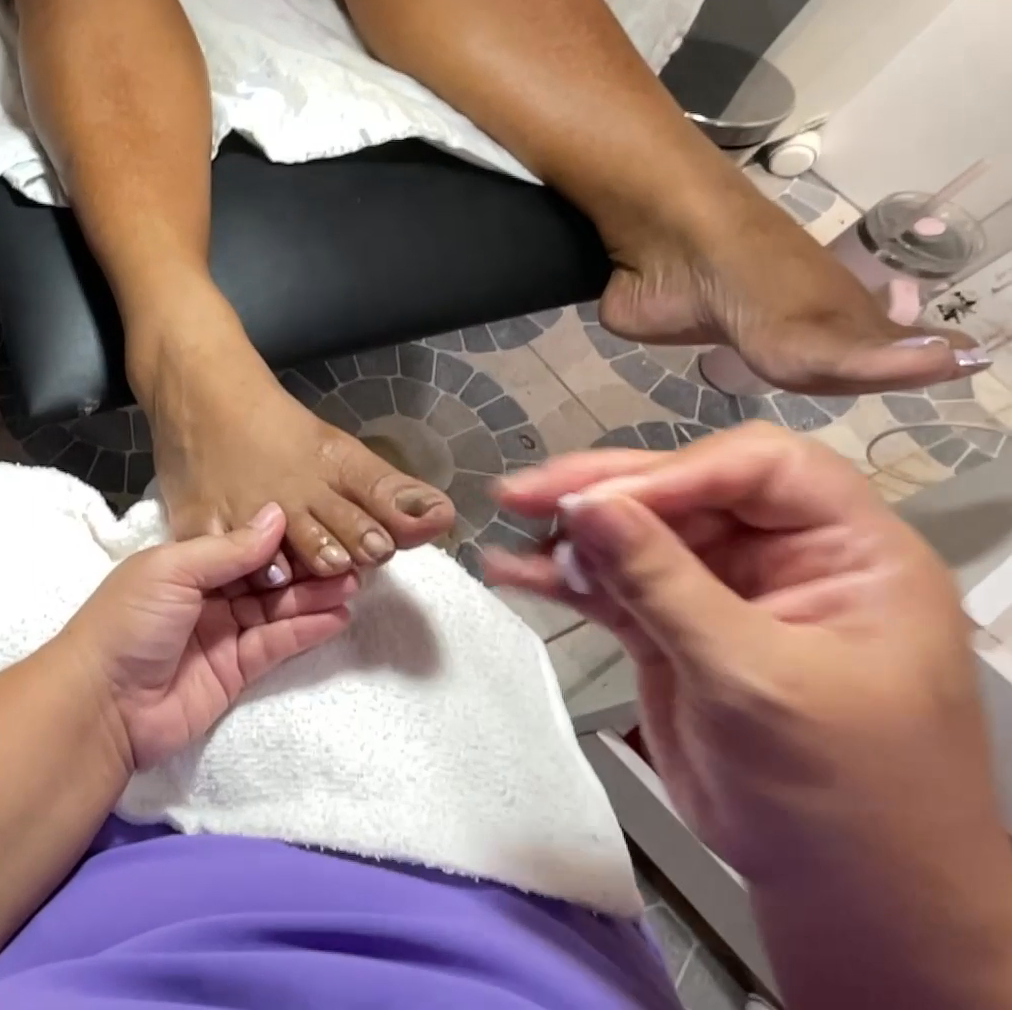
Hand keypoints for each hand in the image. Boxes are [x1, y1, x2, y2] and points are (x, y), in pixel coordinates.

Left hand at [50, 503, 356, 770]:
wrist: (104, 702)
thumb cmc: (129, 621)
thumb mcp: (171, 569)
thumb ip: (227, 548)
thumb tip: (275, 514)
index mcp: (181, 564)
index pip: (238, 545)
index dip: (278, 538)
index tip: (321, 524)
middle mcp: (202, 596)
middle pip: (262, 577)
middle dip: (303, 567)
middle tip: (351, 557)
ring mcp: (219, 635)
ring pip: (274, 610)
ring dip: (312, 597)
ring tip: (355, 583)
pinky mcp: (233, 672)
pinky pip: (274, 645)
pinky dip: (304, 631)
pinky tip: (337, 616)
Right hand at [485, 422, 995, 880]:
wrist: (839, 885)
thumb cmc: (839, 785)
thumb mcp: (751, 674)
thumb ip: (662, 582)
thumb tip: (585, 505)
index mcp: (847, 553)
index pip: (757, 470)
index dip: (673, 473)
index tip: (594, 502)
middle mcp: (783, 559)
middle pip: (682, 493)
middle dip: (600, 492)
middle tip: (520, 494)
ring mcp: (720, 595)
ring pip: (635, 537)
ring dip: (571, 535)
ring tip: (508, 530)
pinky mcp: (670, 632)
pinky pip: (609, 587)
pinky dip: (560, 578)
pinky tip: (512, 572)